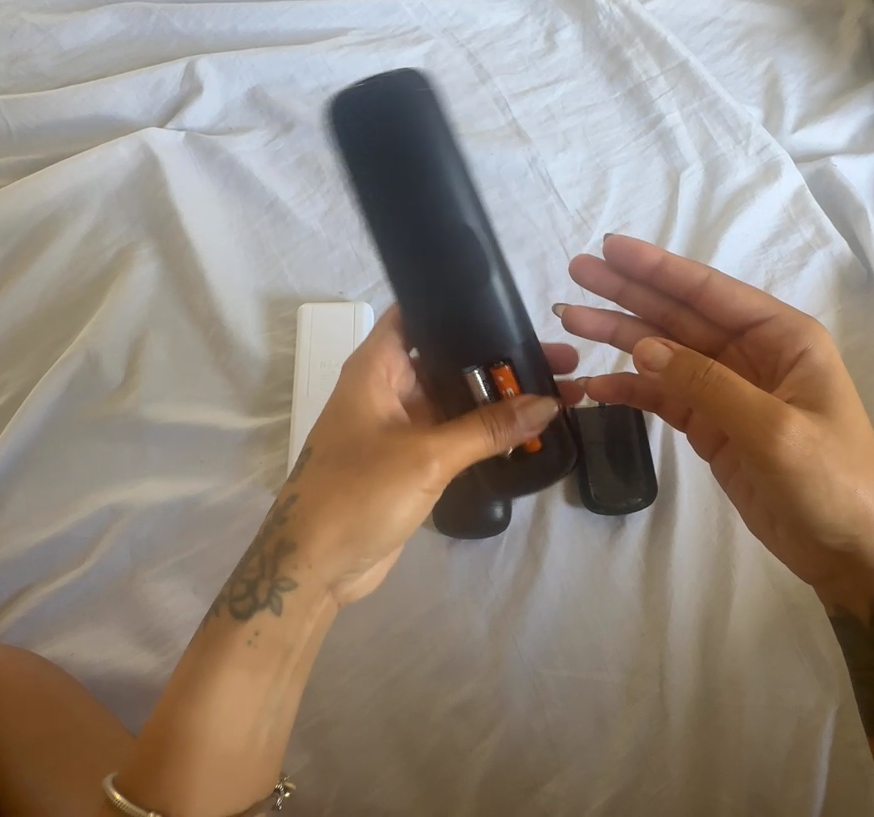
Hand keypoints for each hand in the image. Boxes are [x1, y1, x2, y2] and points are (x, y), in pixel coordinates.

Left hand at [232, 308, 573, 613]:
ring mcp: (402, 424)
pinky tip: (529, 429)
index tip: (511, 306)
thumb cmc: (357, 493)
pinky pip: (457, 431)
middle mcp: (390, 387)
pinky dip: (489, 428)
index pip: (417, 314)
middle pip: (450, 357)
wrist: (315, 568)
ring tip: (558, 389)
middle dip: (499, 356)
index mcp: (377, 367)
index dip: (459, 304)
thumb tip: (548, 404)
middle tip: (557, 357)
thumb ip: (488, 428)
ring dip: (500, 395)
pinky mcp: (413, 458)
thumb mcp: (426, 456)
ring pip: (458, 397)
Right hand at [558, 237, 873, 594]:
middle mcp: (752, 354)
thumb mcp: (773, 428)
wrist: (854, 555)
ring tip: (570, 318)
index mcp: (782, 337)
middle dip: (628, 293)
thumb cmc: (833, 481)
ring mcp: (729, 390)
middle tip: (576, 271)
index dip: (656, 268)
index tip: (609, 247)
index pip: (709, 292)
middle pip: (679, 315)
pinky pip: (664, 396)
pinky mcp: (713, 426)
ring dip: (619, 336)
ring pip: (665, 352)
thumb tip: (641, 346)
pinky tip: (596, 385)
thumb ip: (705, 383)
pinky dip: (632, 389)